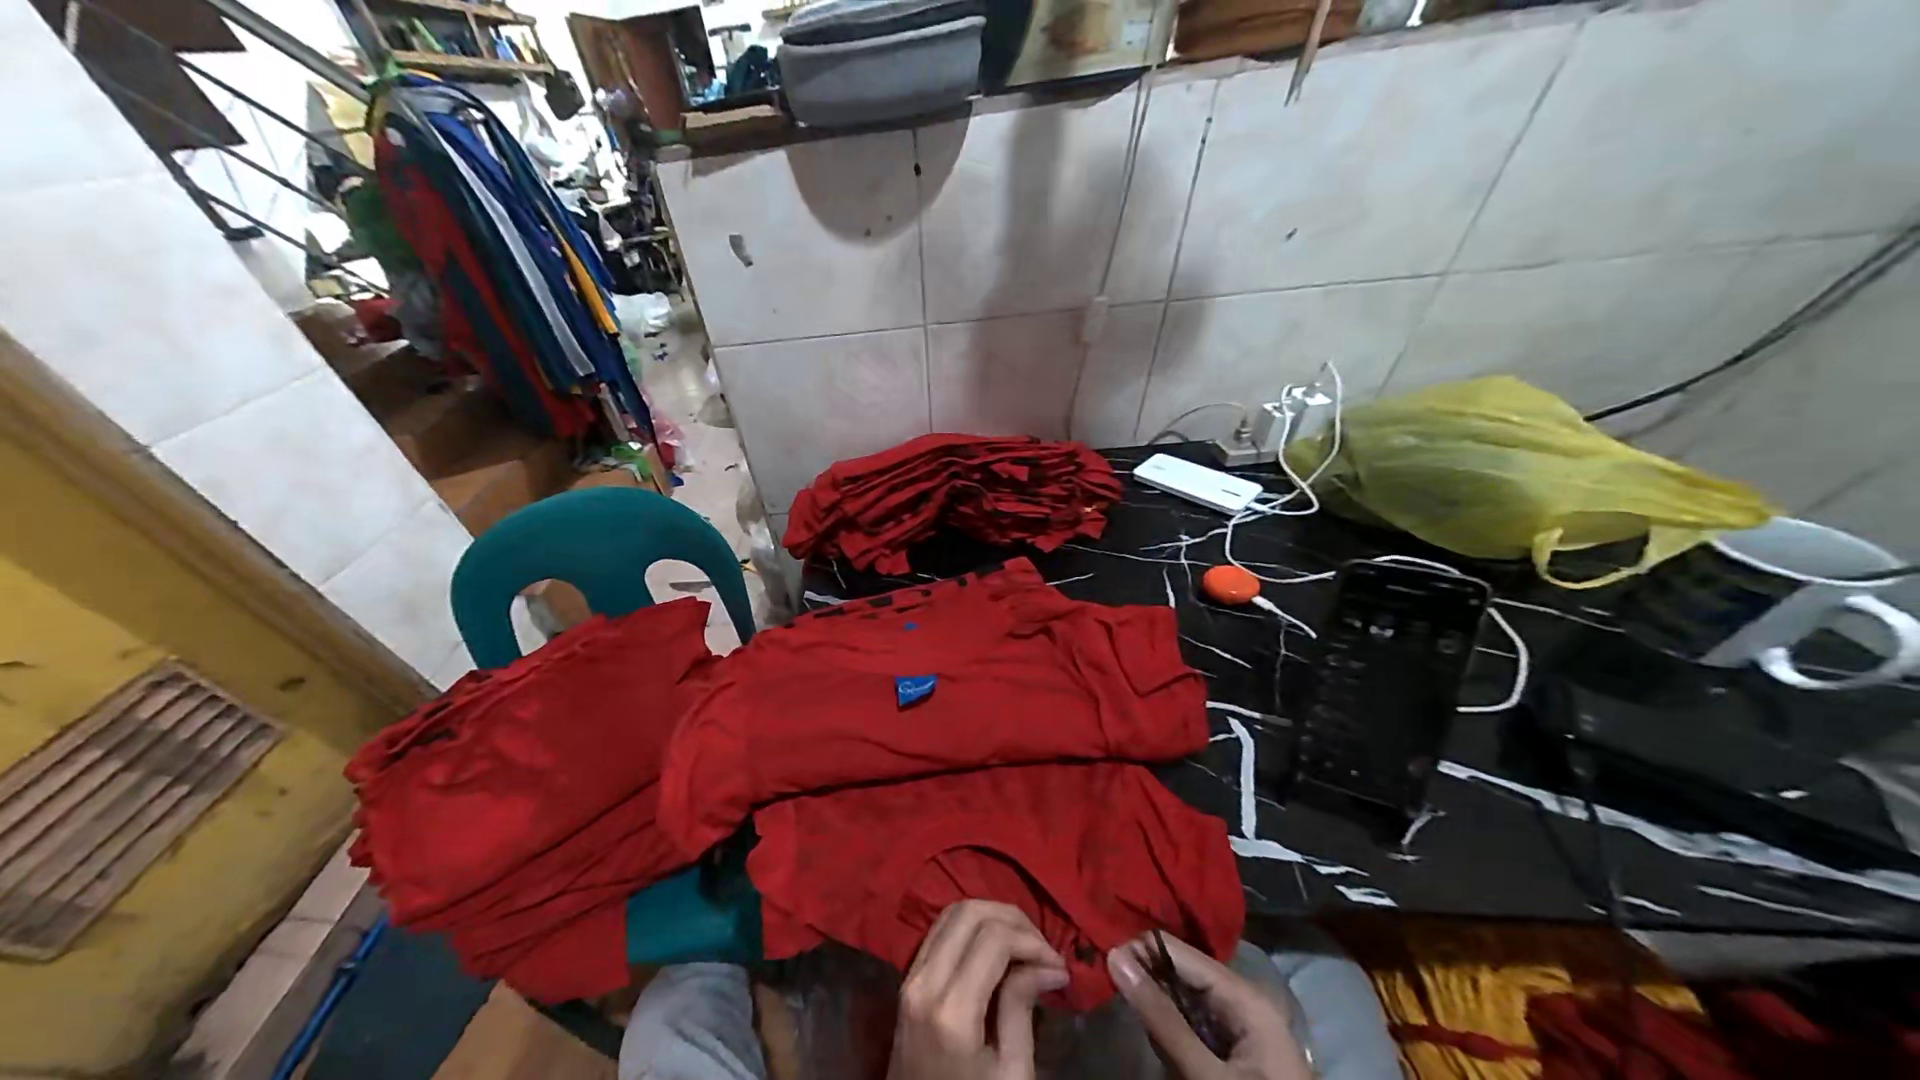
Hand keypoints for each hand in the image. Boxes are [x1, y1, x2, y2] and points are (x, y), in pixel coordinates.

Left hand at [887, 901, 1069, 1079]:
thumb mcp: (1010, 1074)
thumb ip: (1021, 1009)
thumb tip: (1048, 964)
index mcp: (951, 1011)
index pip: (993, 938)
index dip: (1031, 941)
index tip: (1058, 964)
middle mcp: (923, 982)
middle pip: (970, 912)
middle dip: (1013, 920)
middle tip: (1043, 949)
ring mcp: (909, 976)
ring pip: (952, 912)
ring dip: (992, 916)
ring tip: (1024, 944)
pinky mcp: (907, 977)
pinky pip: (940, 929)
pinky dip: (972, 925)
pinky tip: (997, 946)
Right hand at [1107, 934, 1313, 1079]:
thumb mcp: (1206, 1076)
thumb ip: (1161, 1018)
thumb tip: (1115, 959)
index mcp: (1243, 995)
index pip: (1178, 950)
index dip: (1139, 952)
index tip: (1102, 967)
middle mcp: (1243, 998)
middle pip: (1181, 972)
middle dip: (1148, 986)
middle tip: (1118, 1007)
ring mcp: (1242, 1024)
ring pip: (1184, 1000)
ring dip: (1160, 1017)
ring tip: (1159, 1051)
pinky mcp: (1237, 1049)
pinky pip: (1196, 1025)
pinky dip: (1176, 1036)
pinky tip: (1171, 1060)